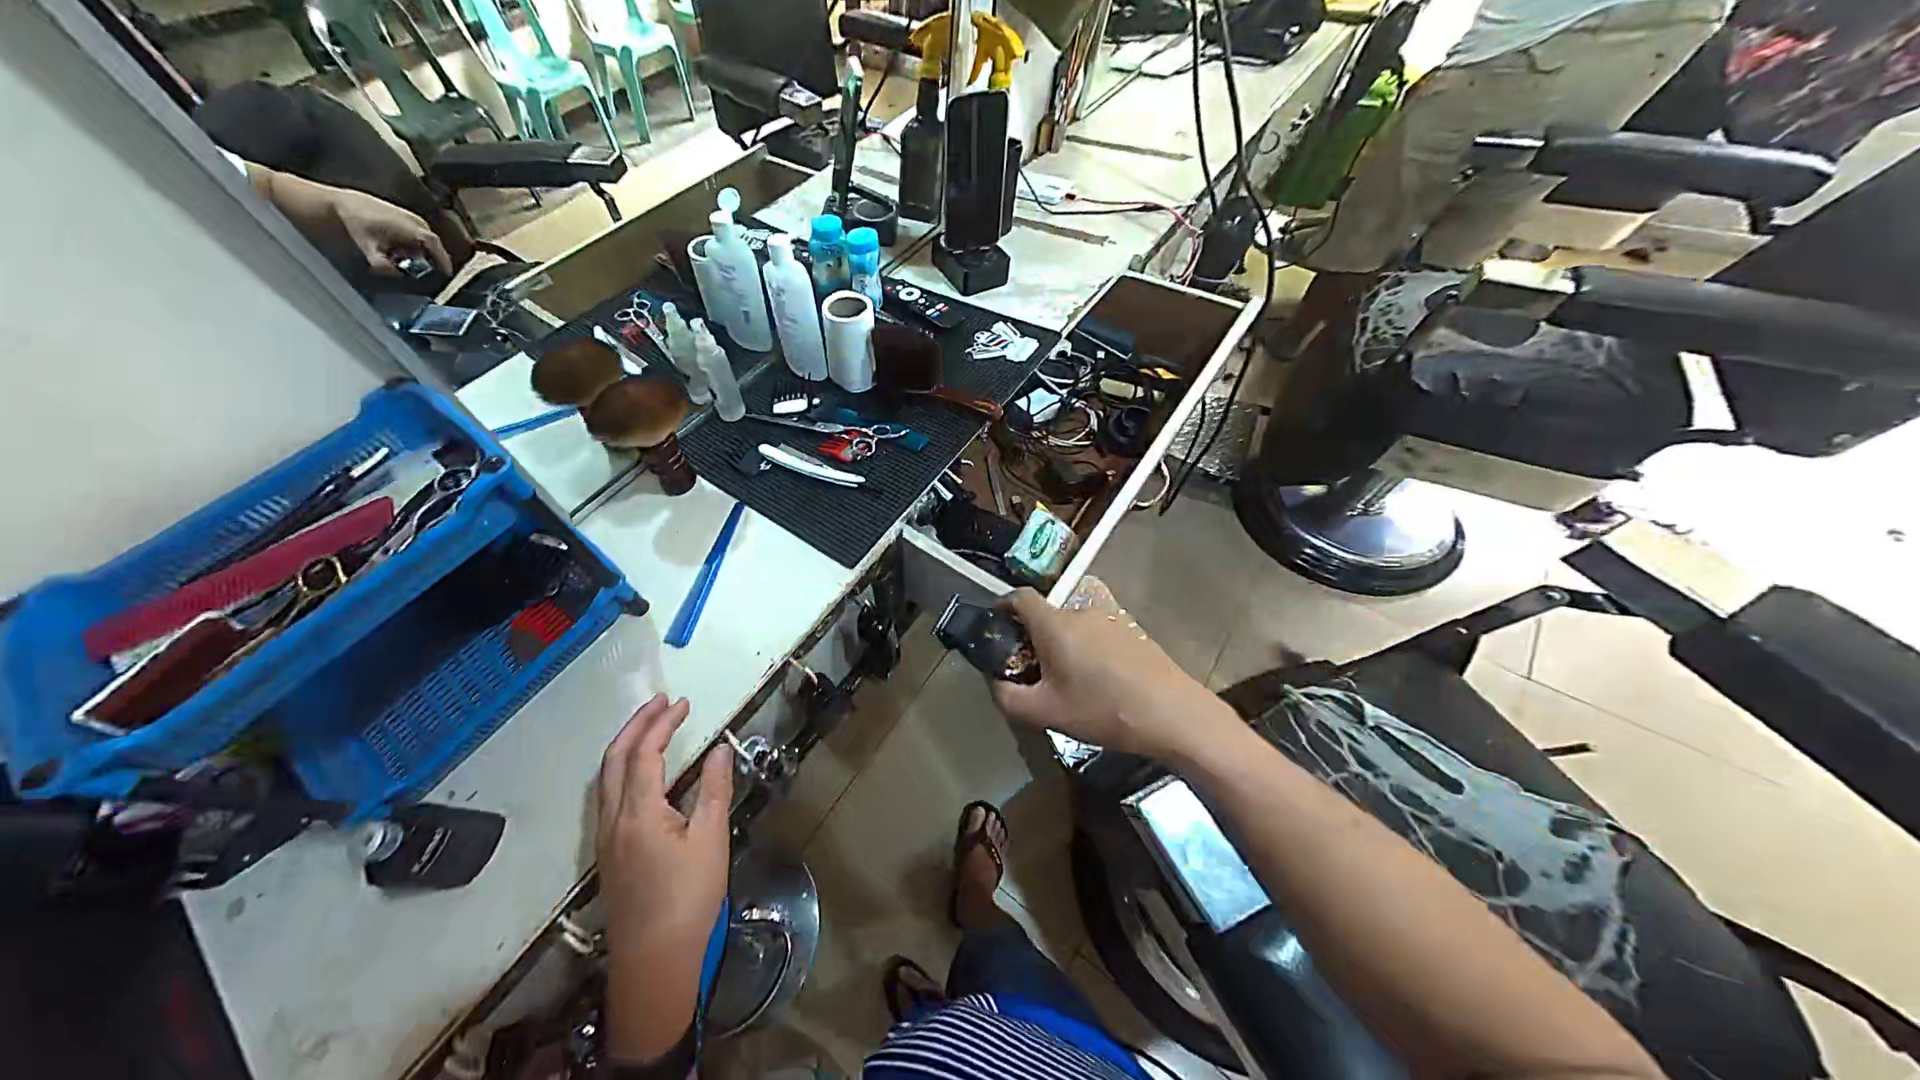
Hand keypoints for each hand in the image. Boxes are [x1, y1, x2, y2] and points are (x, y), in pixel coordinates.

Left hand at [327, 185, 452, 276]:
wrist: (342, 204)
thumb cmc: (357, 225)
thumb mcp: (370, 250)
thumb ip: (385, 266)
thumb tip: (398, 275)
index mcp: (415, 230)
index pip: (437, 248)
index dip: (444, 262)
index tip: (446, 274)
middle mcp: (418, 222)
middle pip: (433, 246)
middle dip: (429, 259)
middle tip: (420, 269)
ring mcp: (413, 217)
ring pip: (425, 240)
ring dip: (419, 250)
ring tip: (401, 255)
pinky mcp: (407, 215)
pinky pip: (418, 233)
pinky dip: (413, 242)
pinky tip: (397, 245)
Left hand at [597, 695, 733, 1061]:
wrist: (654, 959)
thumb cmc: (688, 897)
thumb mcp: (710, 840)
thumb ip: (714, 789)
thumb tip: (719, 748)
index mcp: (638, 812)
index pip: (645, 753)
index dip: (663, 723)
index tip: (684, 703)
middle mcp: (612, 819)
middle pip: (615, 758)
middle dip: (637, 724)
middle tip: (661, 702)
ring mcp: (605, 837)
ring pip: (605, 777)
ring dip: (626, 744)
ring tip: (650, 726)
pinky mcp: (608, 852)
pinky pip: (607, 794)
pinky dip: (622, 768)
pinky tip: (640, 772)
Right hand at [988, 579, 1240, 764]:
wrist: (1173, 713)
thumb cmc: (1102, 710)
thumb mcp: (1043, 713)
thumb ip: (1007, 696)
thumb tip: (995, 682)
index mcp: (1055, 624)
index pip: (1020, 596)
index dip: (1003, 607)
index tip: (996, 626)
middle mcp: (1081, 611)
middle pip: (1047, 616)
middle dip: (1033, 638)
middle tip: (1031, 671)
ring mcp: (1112, 618)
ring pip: (1074, 627)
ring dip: (1063, 646)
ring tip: (1067, 683)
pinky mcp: (1133, 631)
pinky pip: (1098, 635)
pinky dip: (1088, 651)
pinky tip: (1099, 683)